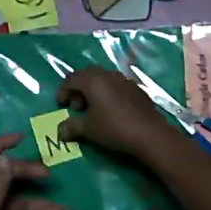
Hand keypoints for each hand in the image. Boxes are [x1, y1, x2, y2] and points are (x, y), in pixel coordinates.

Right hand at [55, 68, 183, 159]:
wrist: (150, 134)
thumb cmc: (113, 128)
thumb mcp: (88, 130)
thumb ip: (71, 127)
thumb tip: (60, 131)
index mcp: (93, 80)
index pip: (71, 79)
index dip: (63, 91)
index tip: (62, 105)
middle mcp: (108, 75)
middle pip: (87, 76)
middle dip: (78, 90)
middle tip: (77, 107)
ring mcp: (125, 80)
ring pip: (103, 80)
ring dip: (94, 91)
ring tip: (94, 110)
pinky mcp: (137, 89)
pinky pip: (116, 86)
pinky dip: (108, 94)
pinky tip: (111, 111)